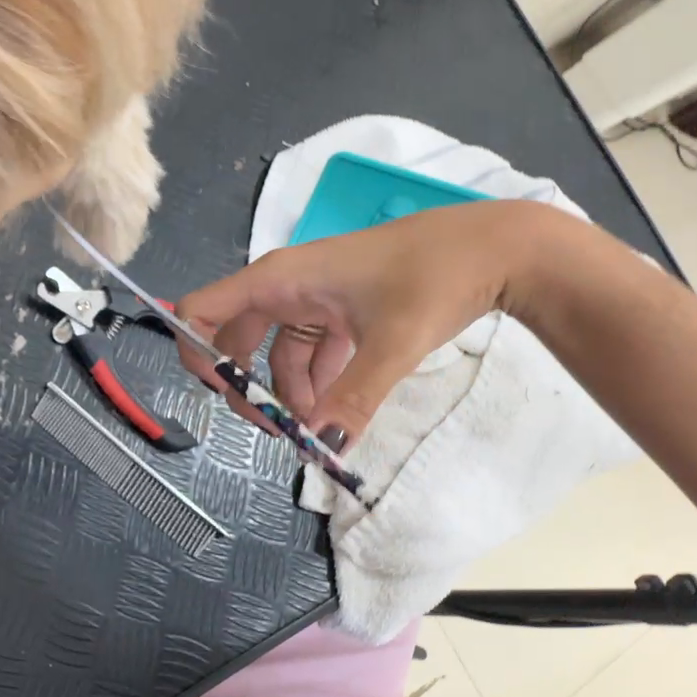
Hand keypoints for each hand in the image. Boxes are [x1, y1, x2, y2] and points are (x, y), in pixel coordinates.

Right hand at [174, 200, 571, 449]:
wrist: (501, 247)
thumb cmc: (436, 276)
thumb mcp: (393, 343)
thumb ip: (352, 398)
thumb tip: (323, 449)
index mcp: (278, 279)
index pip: (201, 310)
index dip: (196, 352)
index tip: (223, 393)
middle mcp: (283, 286)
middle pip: (233, 340)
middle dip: (244, 386)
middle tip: (274, 427)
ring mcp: (309, 297)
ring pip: (272, 353)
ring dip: (284, 392)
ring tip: (313, 429)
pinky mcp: (335, 310)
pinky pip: (305, 352)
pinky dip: (314, 383)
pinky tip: (334, 408)